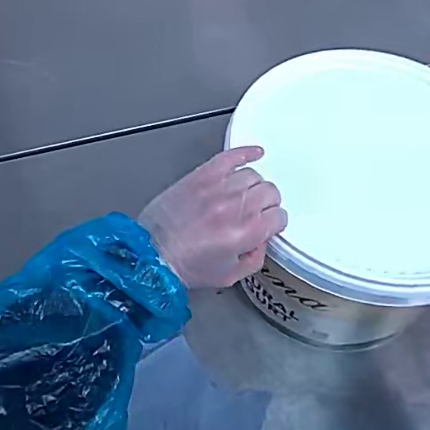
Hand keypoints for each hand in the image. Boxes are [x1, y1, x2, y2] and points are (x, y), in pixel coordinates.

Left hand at [139, 146, 287, 289]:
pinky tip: (255, 154)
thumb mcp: (229, 276)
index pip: (278, 216)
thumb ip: (255, 259)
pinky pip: (230, 157)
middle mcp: (234, 207)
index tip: (268, 224)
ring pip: (252, 175)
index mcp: (245, 233)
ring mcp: (216, 188)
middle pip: (269, 192)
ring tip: (244, 195)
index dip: (275, 222)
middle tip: (257, 211)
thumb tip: (263, 240)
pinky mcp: (200, 176)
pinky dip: (246, 153)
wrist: (151, 253)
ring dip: (254, 185)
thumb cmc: (184, 266)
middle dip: (267, 204)